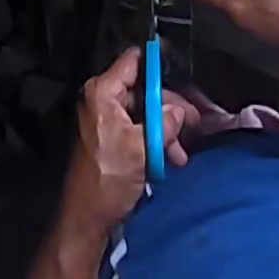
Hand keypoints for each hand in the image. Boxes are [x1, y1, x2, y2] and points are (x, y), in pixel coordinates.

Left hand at [56, 47, 191, 234]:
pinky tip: (170, 157)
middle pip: (143, 88)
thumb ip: (163, 124)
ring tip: (181, 151)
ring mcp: (106, 117)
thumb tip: (179, 111)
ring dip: (165, 129)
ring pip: (144, 111)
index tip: (179, 62)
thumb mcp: (140, 149)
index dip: (156, 59)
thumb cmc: (107, 179)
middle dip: (169, 107)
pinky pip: (137, 127)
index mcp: (103, 92)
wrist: (86, 218)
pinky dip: (154, 139)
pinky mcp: (111, 135)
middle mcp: (102, 98)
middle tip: (193, 121)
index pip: (133, 60)